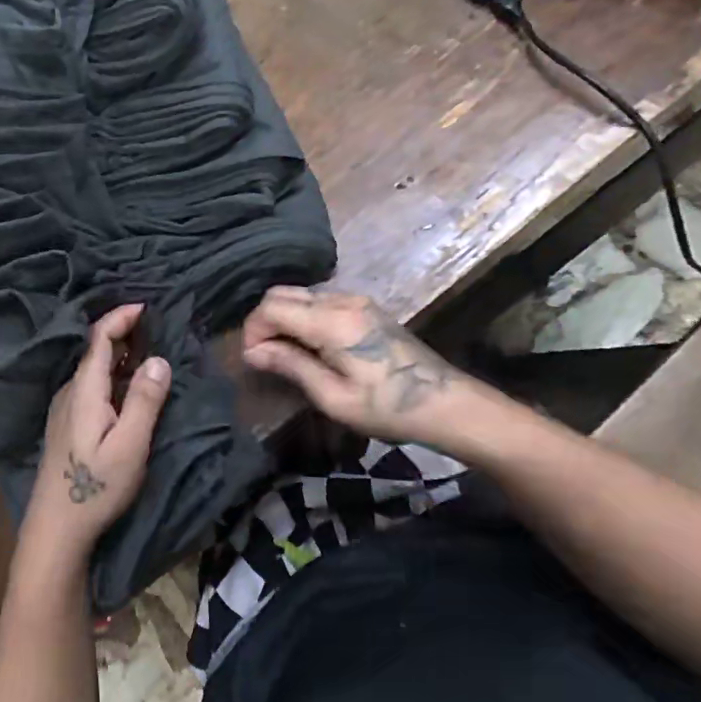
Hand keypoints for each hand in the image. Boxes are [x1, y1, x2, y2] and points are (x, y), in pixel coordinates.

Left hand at [22, 304, 172, 565]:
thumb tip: (159, 359)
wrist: (56, 525)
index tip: (146, 305)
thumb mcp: (130, 445)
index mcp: (84, 389)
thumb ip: (143, 401)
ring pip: (93, 368)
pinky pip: (91, 384)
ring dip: (118, 354)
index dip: (120, 316)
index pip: (98, 338)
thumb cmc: (96, 487)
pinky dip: (112, 373)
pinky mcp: (67, 423)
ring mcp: (65, 407)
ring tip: (149, 350)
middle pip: (94, 349)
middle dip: (123, 332)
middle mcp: (70, 391)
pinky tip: (128, 385)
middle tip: (156, 326)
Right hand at [241, 286, 473, 446]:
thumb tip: (252, 352)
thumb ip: (291, 365)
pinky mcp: (366, 308)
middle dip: (263, 321)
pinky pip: (319, 301)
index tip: (252, 360)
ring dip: (283, 318)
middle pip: (282, 294)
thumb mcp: (333, 397)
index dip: (252, 330)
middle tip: (263, 355)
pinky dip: (302, 316)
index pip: (271, 307)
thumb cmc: (389, 408)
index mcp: (332, 322)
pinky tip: (308, 345)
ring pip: (300, 295)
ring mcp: (356, 301)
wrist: (448, 404)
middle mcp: (341, 301)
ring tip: (284, 353)